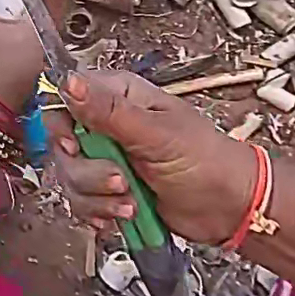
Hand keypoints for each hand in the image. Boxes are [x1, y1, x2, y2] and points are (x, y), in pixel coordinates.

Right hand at [44, 71, 258, 245]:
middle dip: (88, 172)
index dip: (62, 127)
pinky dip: (99, 212)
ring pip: (70, 177)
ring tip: (131, 202)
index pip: (65, 100)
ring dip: (97, 197)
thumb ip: (108, 111)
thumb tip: (68, 82)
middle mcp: (105, 124)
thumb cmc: (204, 160)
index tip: (76, 148)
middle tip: (120, 181)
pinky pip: (82, 200)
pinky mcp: (108, 188)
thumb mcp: (156, 134)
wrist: (232, 208)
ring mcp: (106, 158)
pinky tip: (123, 214)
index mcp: (117, 97)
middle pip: (63, 145)